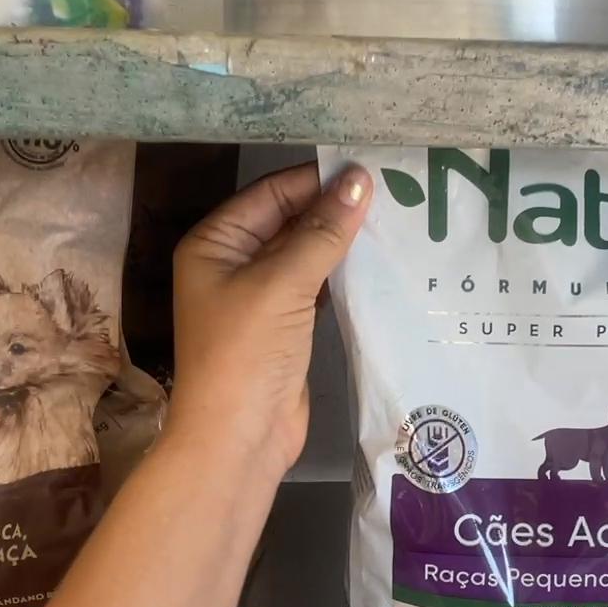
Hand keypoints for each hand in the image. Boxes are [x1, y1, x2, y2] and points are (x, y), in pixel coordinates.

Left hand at [169, 163, 371, 471]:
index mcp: (215, 243)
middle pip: (288, 223)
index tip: (368, 171)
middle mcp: (234, 265)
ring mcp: (261, 299)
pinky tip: (375, 266)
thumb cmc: (247, 353)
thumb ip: (322, 233)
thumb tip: (360, 182)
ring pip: (305, 257)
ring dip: (341, 244)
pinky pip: (316, 290)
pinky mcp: (286, 328)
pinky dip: (342, 278)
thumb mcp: (282, 284)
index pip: (270, 194)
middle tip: (391, 195)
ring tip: (392, 223)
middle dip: (332, 211)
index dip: (316, 180)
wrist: (240, 436)